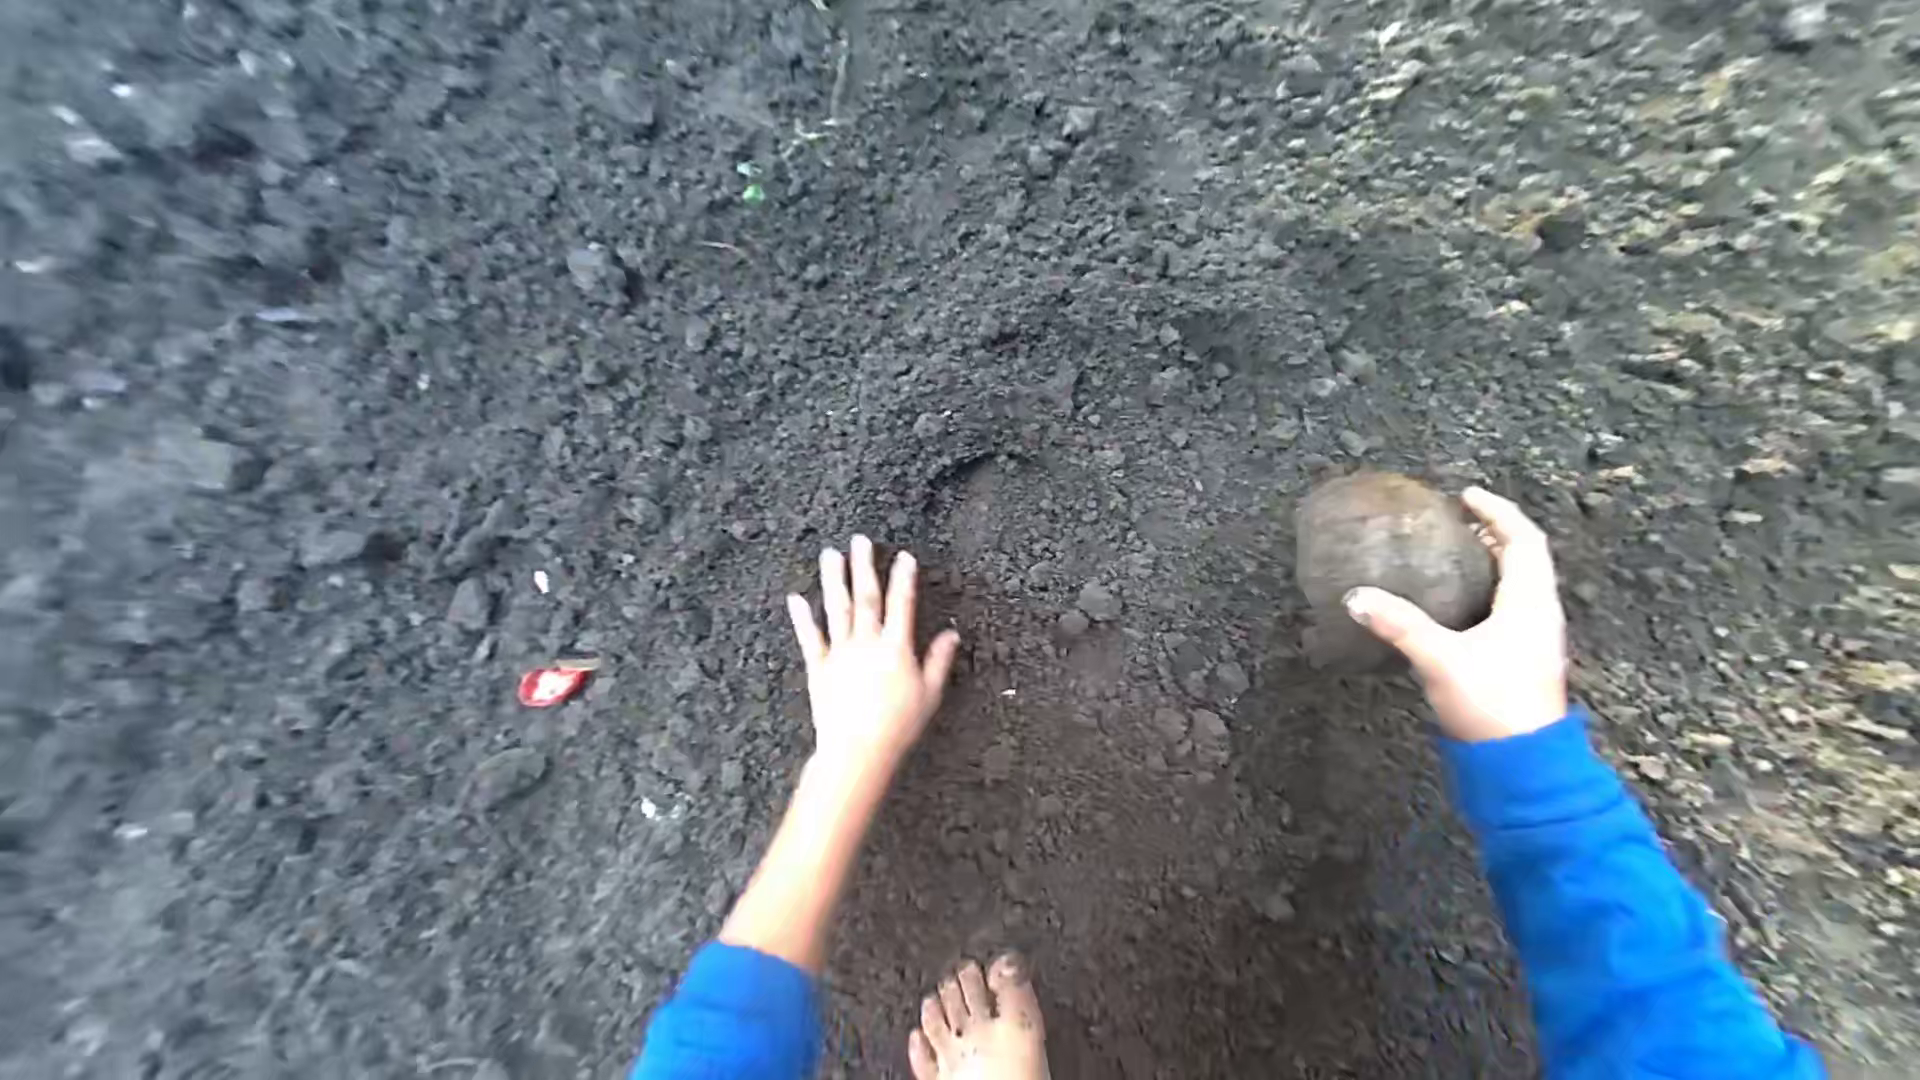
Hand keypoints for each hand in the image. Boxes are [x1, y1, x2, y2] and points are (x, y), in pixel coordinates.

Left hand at [787, 535, 962, 774]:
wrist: (857, 752)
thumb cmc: (898, 726)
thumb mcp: (929, 693)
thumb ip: (939, 660)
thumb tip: (952, 633)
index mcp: (895, 648)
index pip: (901, 604)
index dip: (904, 579)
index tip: (904, 556)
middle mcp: (866, 643)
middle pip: (866, 597)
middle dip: (864, 566)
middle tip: (860, 540)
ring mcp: (840, 653)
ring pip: (837, 609)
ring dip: (833, 580)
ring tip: (830, 554)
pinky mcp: (819, 668)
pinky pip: (810, 638)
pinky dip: (802, 618)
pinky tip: (796, 598)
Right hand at [1343, 487, 1567, 742]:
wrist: (1521, 761)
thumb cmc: (1491, 702)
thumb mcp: (1439, 658)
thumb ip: (1398, 624)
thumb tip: (1354, 595)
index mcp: (1529, 605)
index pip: (1523, 543)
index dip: (1498, 513)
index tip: (1465, 496)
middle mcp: (1535, 614)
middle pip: (1521, 559)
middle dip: (1490, 533)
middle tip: (1451, 521)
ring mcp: (1527, 637)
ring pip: (1511, 583)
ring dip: (1485, 560)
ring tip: (1446, 550)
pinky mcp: (1512, 655)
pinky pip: (1499, 605)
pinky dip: (1476, 587)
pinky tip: (1446, 598)